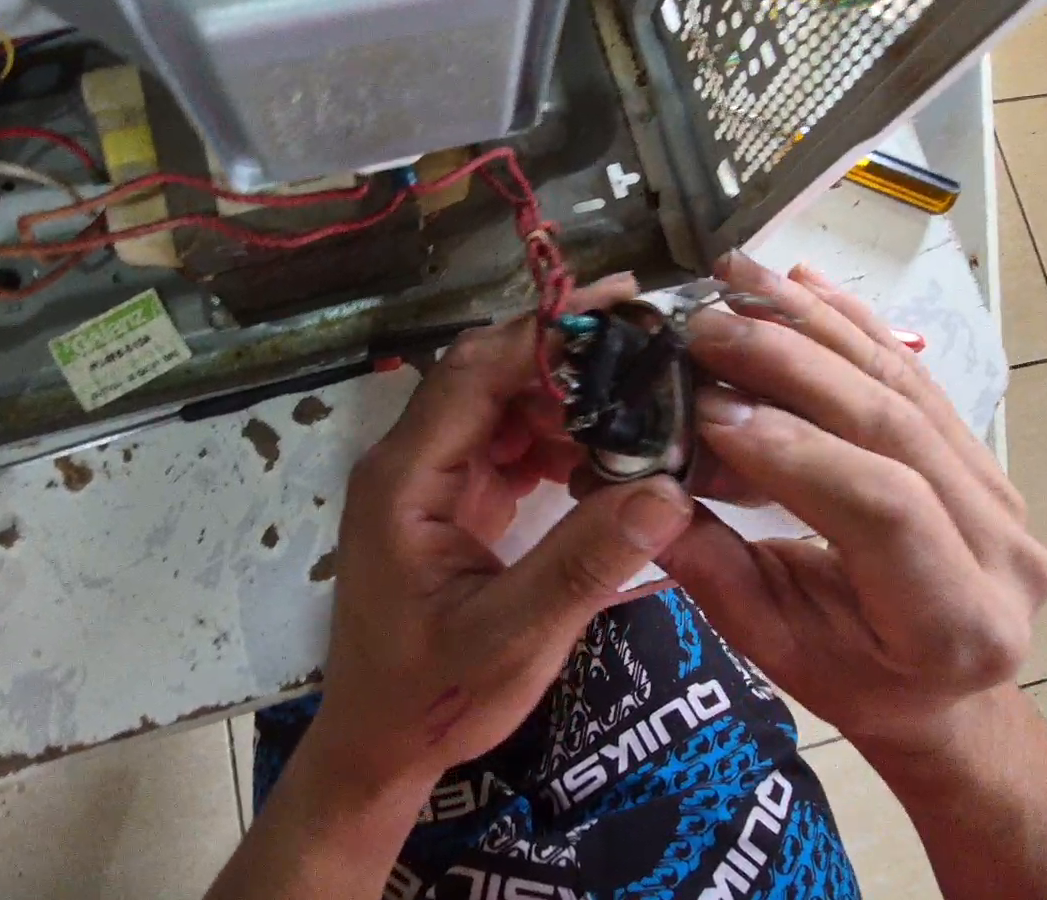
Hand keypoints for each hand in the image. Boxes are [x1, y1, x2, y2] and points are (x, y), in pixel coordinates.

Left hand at [309, 285, 696, 795]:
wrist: (379, 743)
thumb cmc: (431, 694)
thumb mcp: (513, 636)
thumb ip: (584, 563)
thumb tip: (667, 490)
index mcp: (406, 478)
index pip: (474, 373)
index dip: (544, 333)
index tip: (619, 304)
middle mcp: (411, 462)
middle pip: (486, 377)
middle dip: (564, 360)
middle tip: (646, 351)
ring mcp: (430, 479)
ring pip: (499, 407)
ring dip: (564, 402)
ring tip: (638, 405)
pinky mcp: (450, 501)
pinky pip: (504, 446)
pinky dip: (553, 442)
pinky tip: (601, 457)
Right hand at [657, 252, 1046, 756]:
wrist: (940, 687)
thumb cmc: (850, 678)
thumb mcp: (771, 646)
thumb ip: (711, 567)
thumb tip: (644, 482)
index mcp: (953, 617)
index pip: (881, 508)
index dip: (794, 448)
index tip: (706, 408)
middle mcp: (1000, 541)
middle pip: (893, 423)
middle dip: (788, 362)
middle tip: (705, 326)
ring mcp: (998, 485)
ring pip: (902, 380)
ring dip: (812, 321)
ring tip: (740, 278)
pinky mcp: (977, 450)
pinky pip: (912, 371)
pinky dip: (850, 321)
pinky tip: (801, 282)